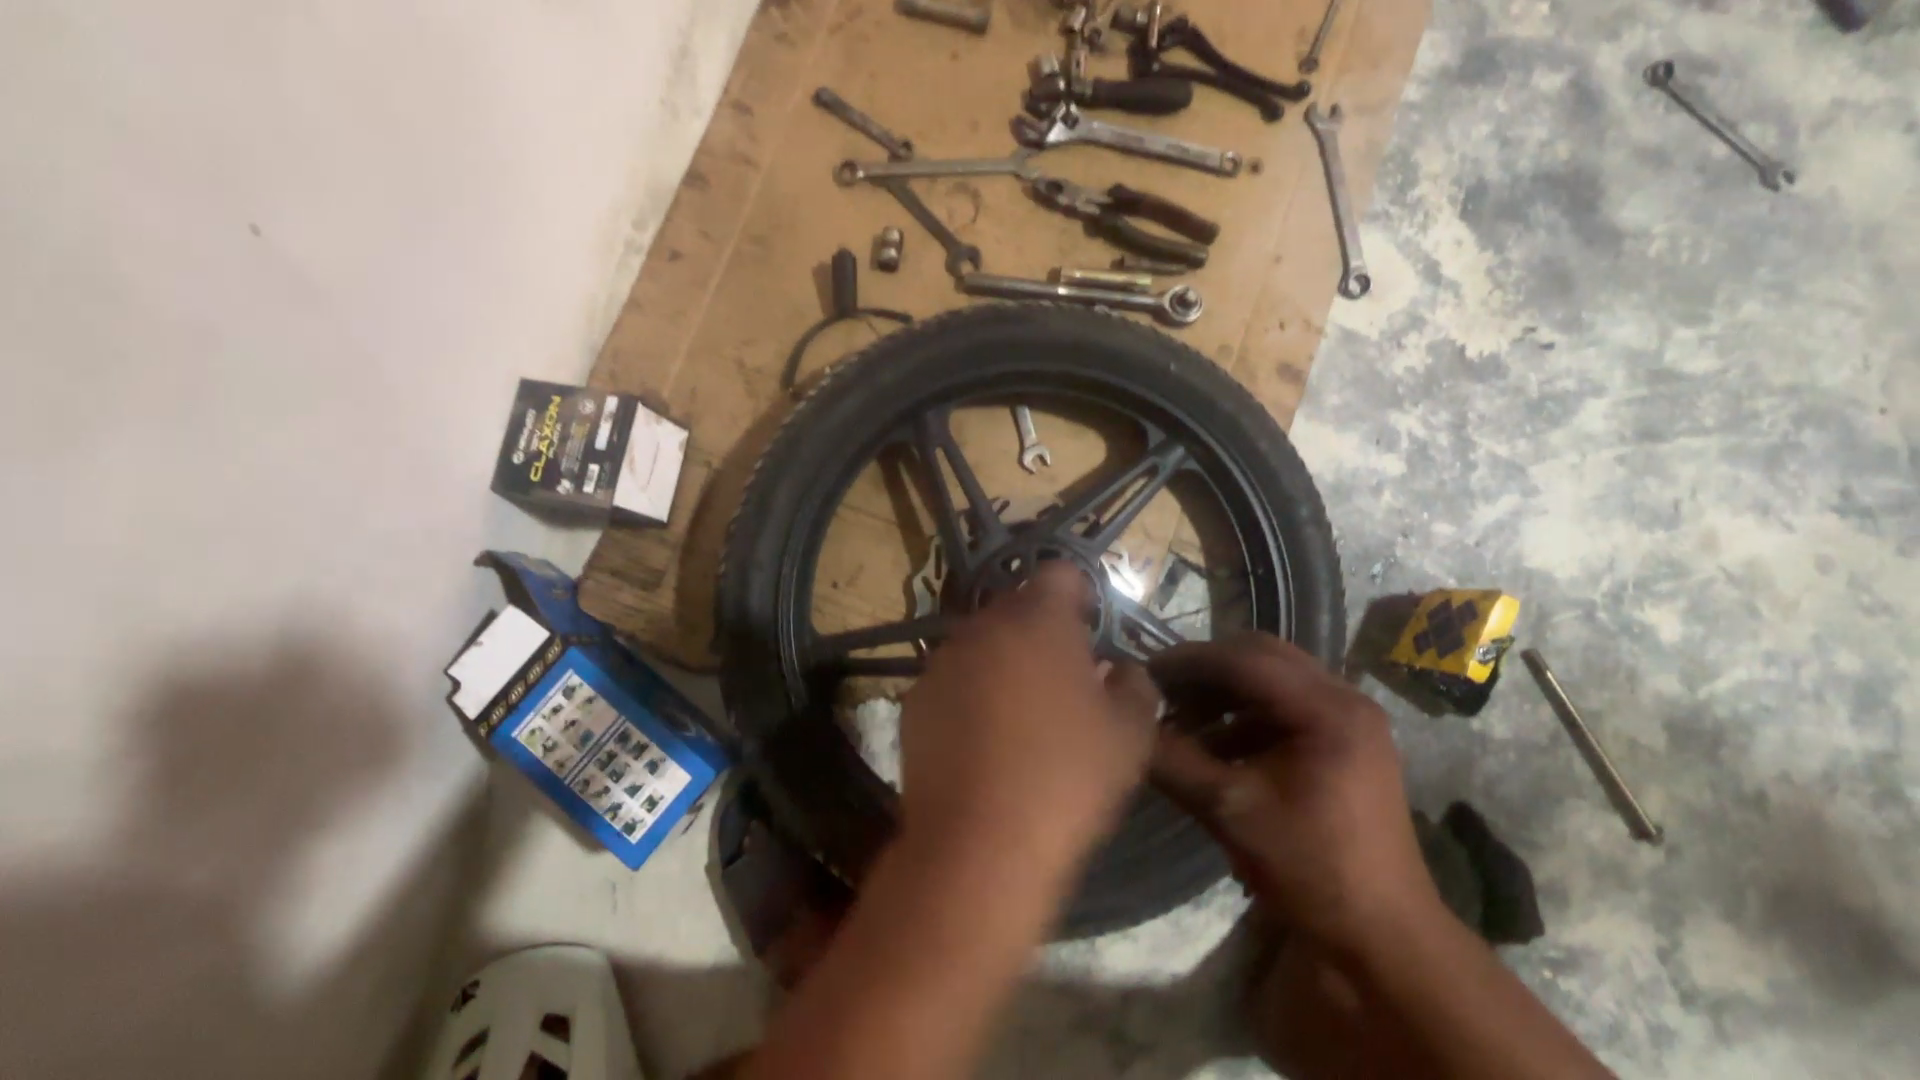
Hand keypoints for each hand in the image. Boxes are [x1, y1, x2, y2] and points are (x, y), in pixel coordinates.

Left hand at [899, 562, 1160, 868]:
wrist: (979, 845)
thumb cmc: (1067, 779)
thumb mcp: (1131, 734)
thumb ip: (1136, 686)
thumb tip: (1120, 671)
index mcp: (1037, 620)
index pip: (1060, 574)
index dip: (1082, 597)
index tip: (1093, 636)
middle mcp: (981, 628)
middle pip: (1016, 609)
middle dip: (1043, 634)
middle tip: (1065, 682)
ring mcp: (940, 664)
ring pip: (981, 647)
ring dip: (1004, 665)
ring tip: (1023, 718)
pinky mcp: (913, 703)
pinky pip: (952, 683)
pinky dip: (970, 697)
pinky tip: (984, 744)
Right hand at [1148, 635, 1442, 954]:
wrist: (1379, 934)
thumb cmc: (1309, 867)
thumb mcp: (1230, 810)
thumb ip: (1174, 761)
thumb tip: (1129, 724)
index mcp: (1328, 709)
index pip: (1245, 659)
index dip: (1189, 662)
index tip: (1143, 673)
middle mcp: (1347, 700)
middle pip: (1263, 659)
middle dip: (1207, 673)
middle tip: (1162, 693)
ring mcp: (1352, 722)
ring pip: (1275, 683)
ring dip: (1225, 696)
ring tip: (1182, 725)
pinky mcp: (1347, 746)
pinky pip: (1288, 710)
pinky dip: (1247, 720)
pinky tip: (1215, 751)